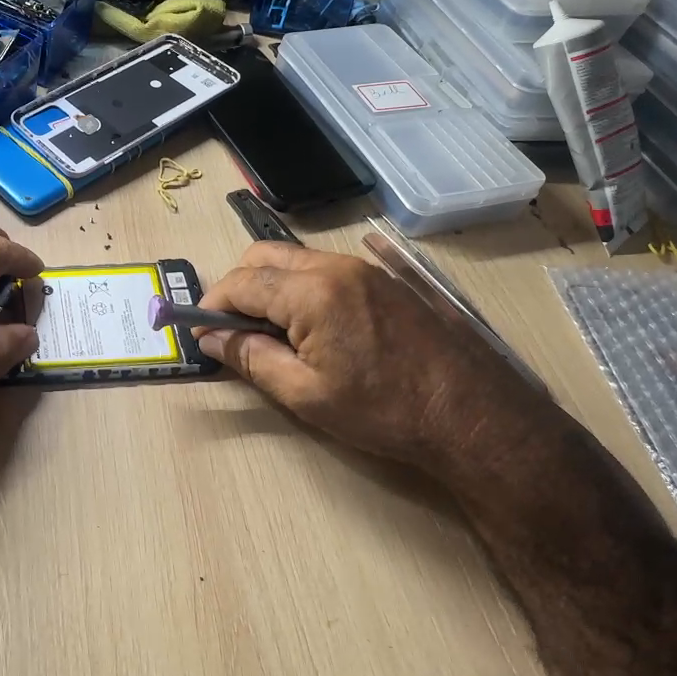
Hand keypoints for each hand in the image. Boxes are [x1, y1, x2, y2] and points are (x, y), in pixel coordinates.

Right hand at [196, 241, 548, 473]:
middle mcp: (335, 265)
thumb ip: (251, 358)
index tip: (200, 333)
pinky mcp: (388, 278)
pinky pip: (328, 266)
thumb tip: (211, 338)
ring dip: (271, 285)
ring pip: (295, 260)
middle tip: (232, 329)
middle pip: (263, 257)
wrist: (476, 418)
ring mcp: (366, 267)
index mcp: (311, 291)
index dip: (211, 306)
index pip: (240, 283)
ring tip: (272, 331)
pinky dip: (303, 284)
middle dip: (237, 287)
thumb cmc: (385, 412)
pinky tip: (310, 320)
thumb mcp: (306, 395)